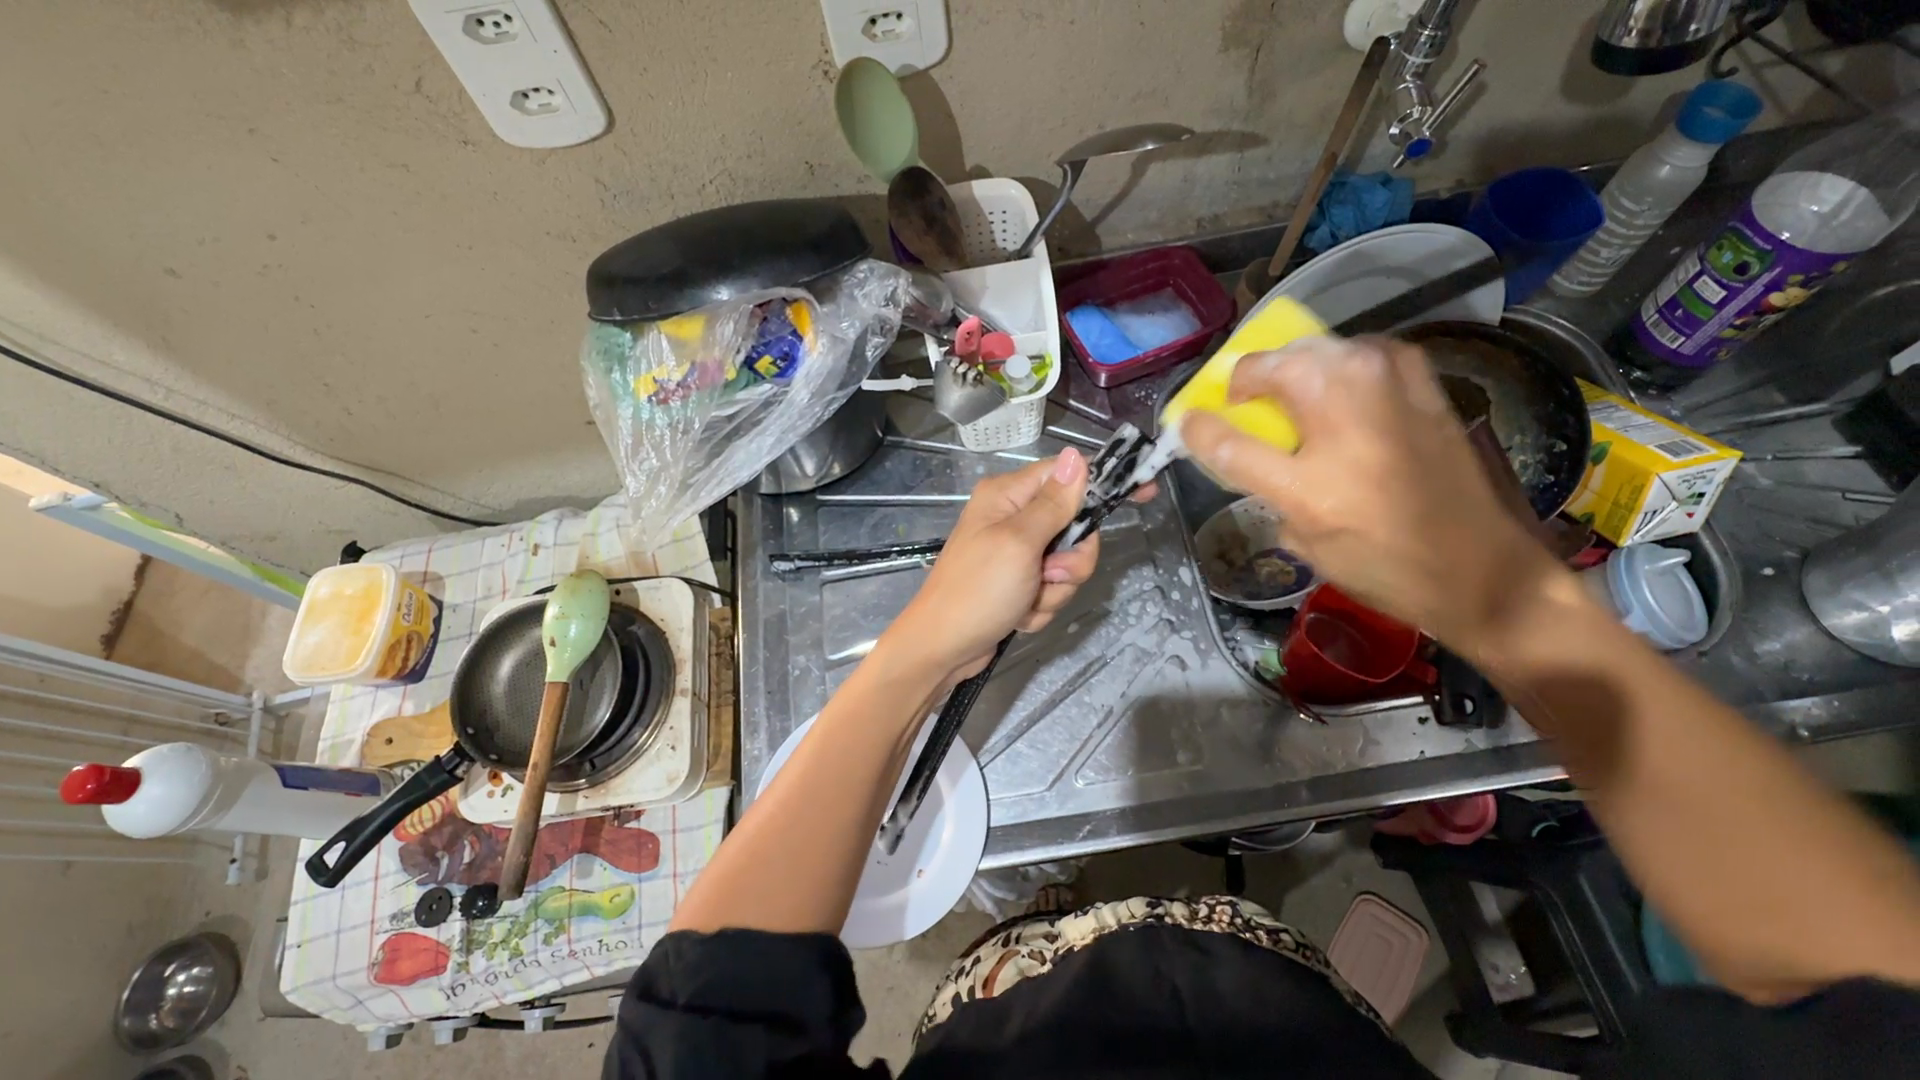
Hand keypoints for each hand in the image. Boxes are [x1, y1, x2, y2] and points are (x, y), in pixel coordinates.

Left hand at [882, 448, 1126, 682]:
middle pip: (1075, 526)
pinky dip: (1041, 606)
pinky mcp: (1019, 585)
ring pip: (1067, 564)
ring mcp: (1017, 554)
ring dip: (1054, 589)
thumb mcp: (1019, 542)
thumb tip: (1076, 455)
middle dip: (1071, 560)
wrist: (943, 649)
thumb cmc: (977, 590)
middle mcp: (1013, 519)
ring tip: (1027, 600)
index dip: (1102, 485)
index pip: (1066, 475)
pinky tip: (1018, 615)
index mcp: (1008, 496)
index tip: (1142, 493)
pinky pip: (1052, 589)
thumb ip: (1053, 503)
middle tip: (1050, 573)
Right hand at [1180, 336, 1568, 655]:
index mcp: (1308, 481)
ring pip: (1317, 348)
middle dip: (1247, 381)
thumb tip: (1242, 454)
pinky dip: (1343, 363)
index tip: (1188, 424)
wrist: (1481, 568)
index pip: (1229, 440)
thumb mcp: (1308, 542)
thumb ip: (1264, 490)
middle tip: (1245, 407)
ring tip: (1293, 396)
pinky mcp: (1422, 383)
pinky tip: (1346, 389)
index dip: (1199, 429)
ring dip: (1293, 366)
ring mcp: (1388, 389)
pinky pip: (1365, 352)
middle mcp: (1344, 420)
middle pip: (1272, 367)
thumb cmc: (1386, 568)